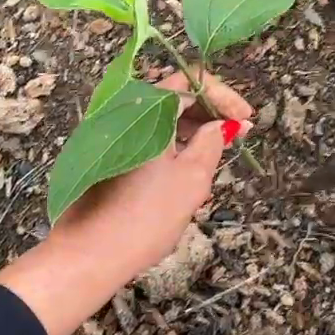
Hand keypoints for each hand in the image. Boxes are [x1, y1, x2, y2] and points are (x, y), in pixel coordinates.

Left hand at [0, 71, 251, 334]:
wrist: (87, 254)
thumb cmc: (144, 216)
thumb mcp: (192, 178)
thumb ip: (213, 141)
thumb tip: (224, 123)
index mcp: (145, 106)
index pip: (191, 80)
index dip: (224, 96)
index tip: (247, 119)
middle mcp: (123, 109)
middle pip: (173, 94)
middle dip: (209, 111)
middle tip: (237, 133)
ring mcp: (109, 131)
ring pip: (159, 117)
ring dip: (191, 127)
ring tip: (216, 151)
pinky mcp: (105, 154)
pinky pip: (144, 135)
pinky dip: (170, 141)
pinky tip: (186, 165)